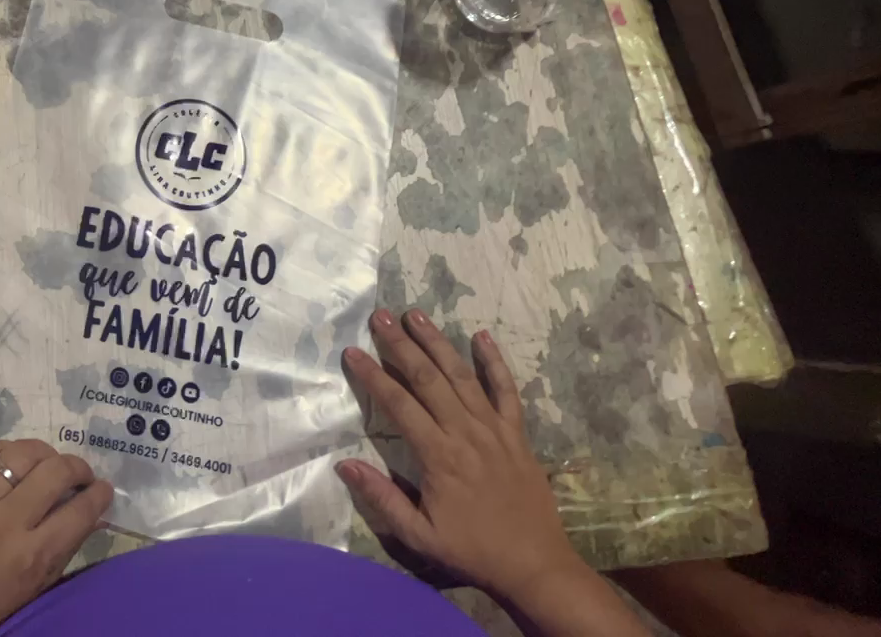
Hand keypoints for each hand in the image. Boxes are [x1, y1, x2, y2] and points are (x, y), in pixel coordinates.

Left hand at [0, 439, 113, 636]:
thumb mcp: (34, 587)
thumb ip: (66, 546)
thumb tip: (95, 513)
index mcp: (29, 555)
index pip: (78, 512)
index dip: (99, 495)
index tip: (104, 489)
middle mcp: (6, 521)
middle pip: (55, 473)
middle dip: (78, 468)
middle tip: (82, 475)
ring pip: (22, 453)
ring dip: (46, 454)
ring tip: (50, 463)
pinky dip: (8, 449)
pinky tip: (16, 459)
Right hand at [338, 309, 574, 599]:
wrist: (537, 566)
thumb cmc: (472, 549)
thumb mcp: (420, 536)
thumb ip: (382, 499)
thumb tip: (343, 464)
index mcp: (439, 455)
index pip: (399, 404)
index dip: (373, 375)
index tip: (352, 351)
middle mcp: (465, 432)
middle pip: (428, 378)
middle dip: (401, 344)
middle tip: (380, 316)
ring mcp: (494, 428)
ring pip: (462, 375)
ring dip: (437, 342)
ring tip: (415, 314)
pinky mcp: (516, 432)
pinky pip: (507, 390)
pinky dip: (495, 362)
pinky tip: (482, 336)